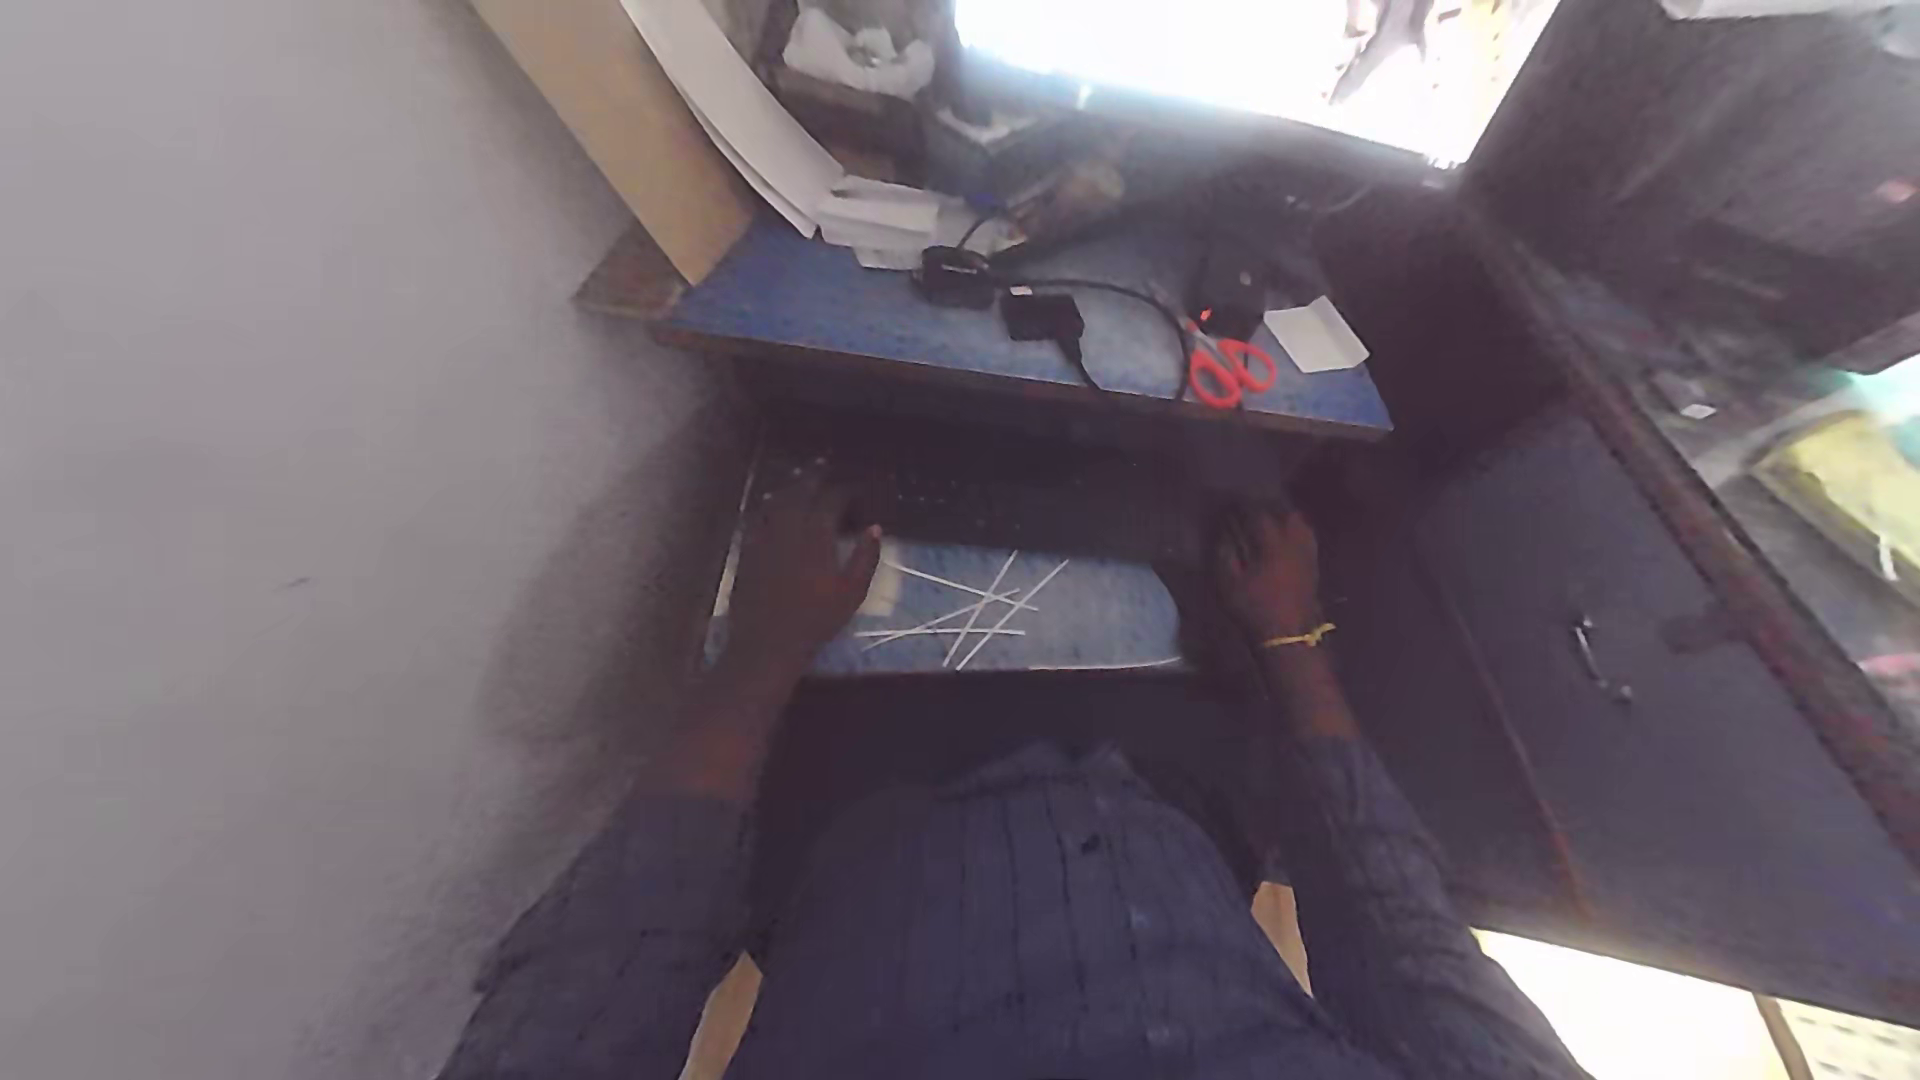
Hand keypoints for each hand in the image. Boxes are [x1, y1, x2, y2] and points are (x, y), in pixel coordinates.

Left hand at [726, 473, 880, 675]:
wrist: (768, 642)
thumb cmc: (816, 620)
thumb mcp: (852, 592)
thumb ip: (865, 557)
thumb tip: (875, 529)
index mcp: (816, 537)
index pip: (831, 500)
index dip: (843, 490)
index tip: (853, 488)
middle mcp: (788, 530)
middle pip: (800, 492)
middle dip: (813, 476)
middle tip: (822, 466)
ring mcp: (764, 538)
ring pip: (776, 501)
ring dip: (789, 486)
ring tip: (798, 478)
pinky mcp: (747, 550)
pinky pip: (757, 518)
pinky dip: (768, 505)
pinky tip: (772, 505)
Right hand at [1214, 506, 1321, 641]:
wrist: (1288, 636)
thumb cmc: (1254, 608)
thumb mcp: (1228, 583)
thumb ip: (1224, 554)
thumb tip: (1223, 535)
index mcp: (1272, 545)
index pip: (1258, 514)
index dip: (1243, 504)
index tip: (1230, 500)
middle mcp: (1294, 544)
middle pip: (1286, 513)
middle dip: (1268, 505)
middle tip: (1251, 505)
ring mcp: (1308, 555)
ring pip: (1301, 524)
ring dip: (1284, 515)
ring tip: (1269, 516)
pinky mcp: (1313, 566)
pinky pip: (1306, 538)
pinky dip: (1295, 530)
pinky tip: (1285, 536)